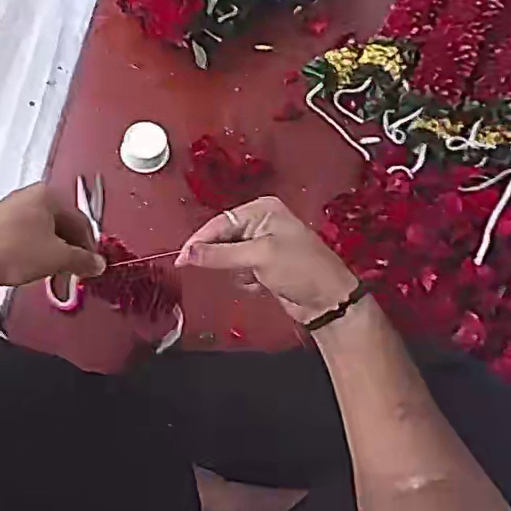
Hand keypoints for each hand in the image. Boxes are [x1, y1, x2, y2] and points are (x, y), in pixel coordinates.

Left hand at [0, 183, 106, 296]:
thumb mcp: (57, 258)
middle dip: (70, 251)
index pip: (80, 220)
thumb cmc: (14, 252)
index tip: (92, 264)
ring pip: (42, 232)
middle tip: (74, 272)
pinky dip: (34, 253)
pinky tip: (32, 269)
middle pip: (61, 225)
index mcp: (47, 195)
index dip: (90, 245)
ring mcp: (9, 209)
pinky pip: (24, 237)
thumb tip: (96, 264)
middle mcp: (28, 196)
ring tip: (54, 276)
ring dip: (53, 254)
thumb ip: (82, 260)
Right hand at [177, 196, 358, 323]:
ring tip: (251, 277)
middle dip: (220, 256)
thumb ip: (220, 255)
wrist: (328, 301)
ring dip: (234, 270)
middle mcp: (261, 222)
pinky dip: (244, 278)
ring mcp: (263, 244)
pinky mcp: (264, 264)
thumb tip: (187, 254)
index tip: (181, 258)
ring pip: (228, 255)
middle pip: (222, 237)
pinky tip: (258, 284)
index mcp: (262, 210)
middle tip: (210, 270)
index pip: (220, 221)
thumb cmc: (301, 269)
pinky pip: (239, 269)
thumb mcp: (259, 257)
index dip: (199, 240)